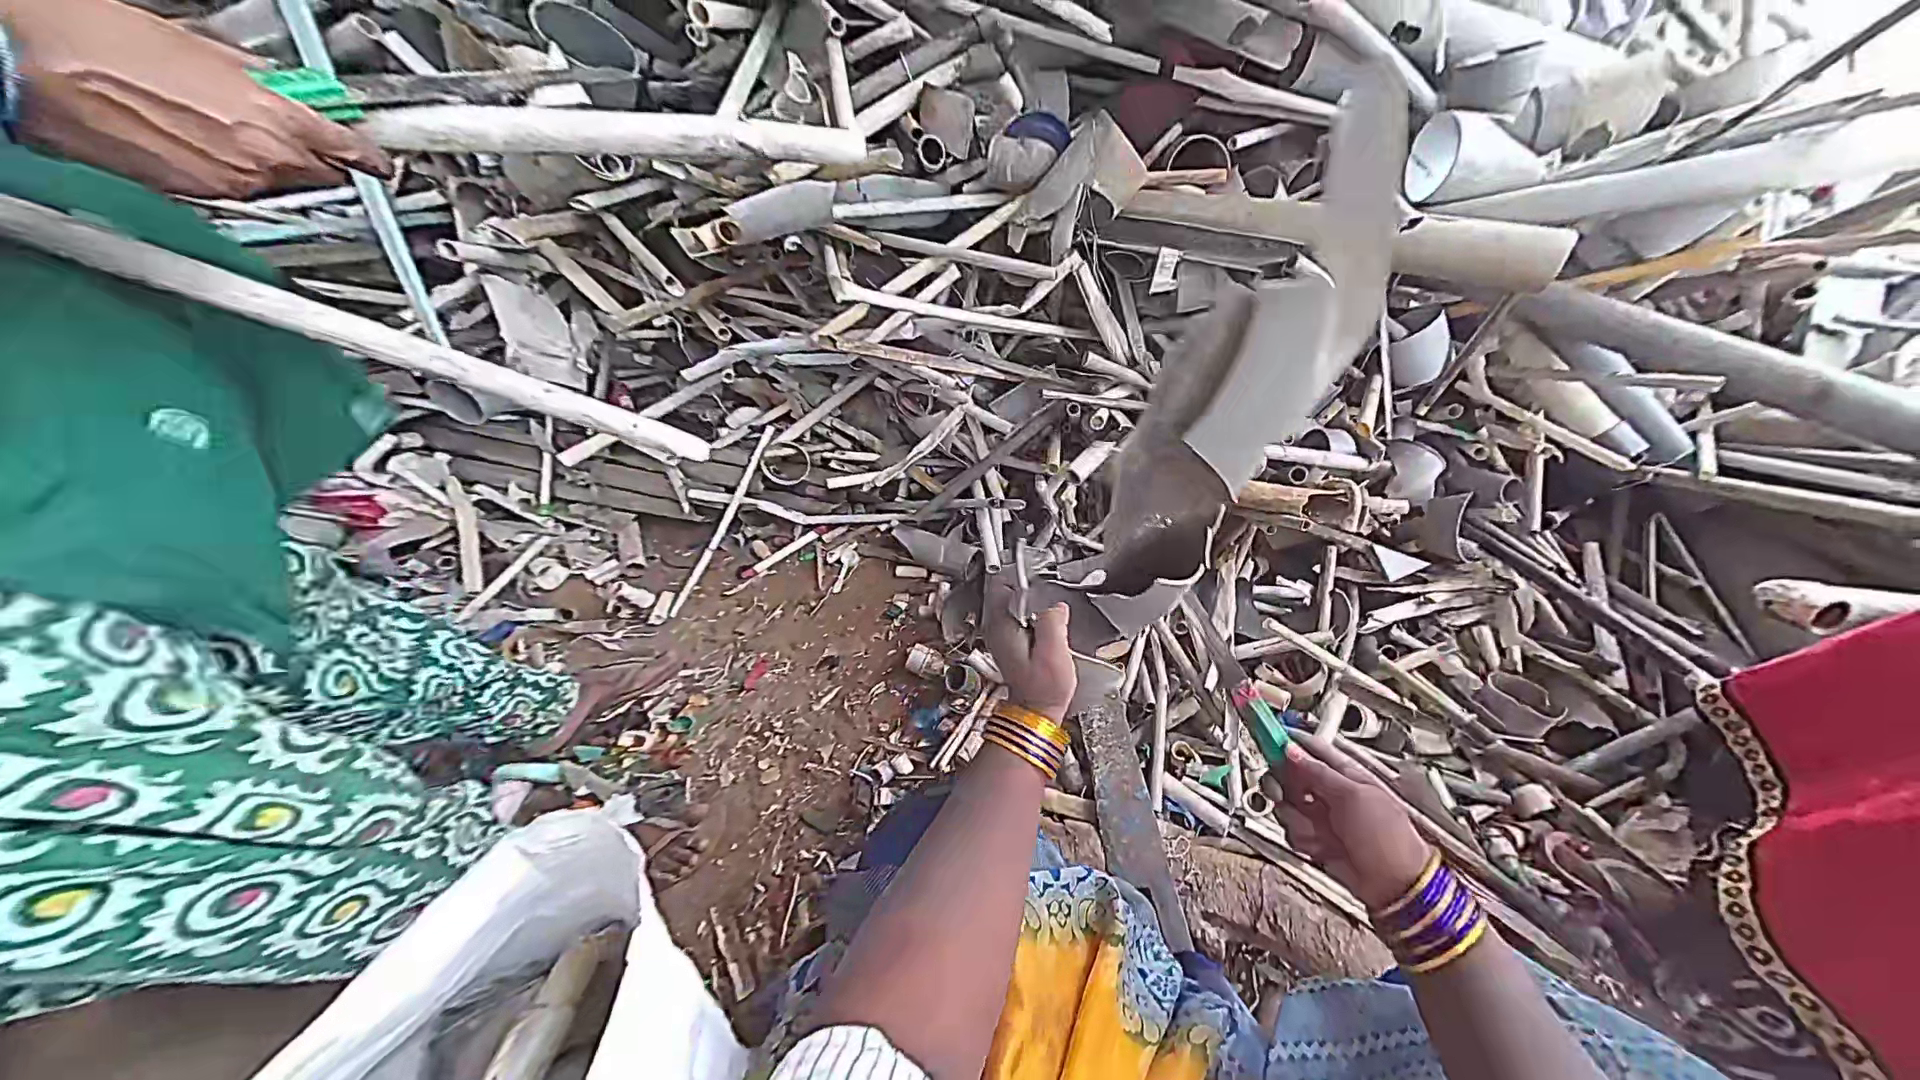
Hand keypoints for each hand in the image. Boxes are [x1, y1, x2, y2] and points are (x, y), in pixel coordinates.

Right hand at [4, 0, 390, 195]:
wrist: (17, 60)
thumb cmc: (91, 40)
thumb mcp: (200, 47)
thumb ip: (262, 78)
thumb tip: (293, 89)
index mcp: (278, 121)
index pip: (357, 151)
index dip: (372, 155)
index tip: (380, 159)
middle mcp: (269, 160)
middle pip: (328, 173)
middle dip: (322, 158)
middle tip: (301, 137)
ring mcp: (241, 183)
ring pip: (290, 183)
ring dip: (279, 164)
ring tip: (232, 129)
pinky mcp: (208, 195)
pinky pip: (249, 189)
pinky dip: (243, 172)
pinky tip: (205, 142)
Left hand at [981, 573, 1075, 720]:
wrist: (1037, 711)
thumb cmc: (1043, 689)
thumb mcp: (1054, 653)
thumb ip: (1052, 621)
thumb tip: (1055, 604)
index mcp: (1001, 626)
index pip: (1002, 583)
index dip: (1024, 576)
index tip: (1041, 577)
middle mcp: (995, 627)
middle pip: (1007, 589)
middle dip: (1029, 586)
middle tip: (1049, 592)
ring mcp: (1001, 633)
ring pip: (1014, 601)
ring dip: (1032, 599)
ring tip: (1050, 606)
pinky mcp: (1010, 640)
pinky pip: (1019, 615)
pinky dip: (1032, 612)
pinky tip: (1046, 620)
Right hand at [1273, 736, 1433, 909]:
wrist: (1396, 887)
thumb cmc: (1389, 839)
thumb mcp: (1353, 796)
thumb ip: (1317, 771)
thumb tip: (1292, 750)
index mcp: (1347, 775)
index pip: (1312, 749)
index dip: (1289, 742)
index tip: (1269, 737)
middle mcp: (1331, 793)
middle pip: (1290, 776)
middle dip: (1285, 786)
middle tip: (1288, 793)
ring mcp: (1322, 817)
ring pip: (1286, 804)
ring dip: (1298, 818)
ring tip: (1318, 830)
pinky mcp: (1315, 839)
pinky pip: (1291, 830)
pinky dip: (1303, 838)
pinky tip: (1322, 846)